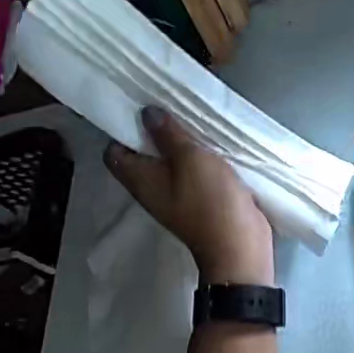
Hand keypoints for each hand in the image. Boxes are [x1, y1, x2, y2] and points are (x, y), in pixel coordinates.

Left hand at [106, 107, 274, 284]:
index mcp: (140, 179)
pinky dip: (199, 160)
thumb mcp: (190, 158)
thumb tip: (146, 113)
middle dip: (155, 132)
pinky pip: (193, 175)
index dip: (122, 129)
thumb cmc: (210, 201)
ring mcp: (176, 197)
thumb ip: (168, 134)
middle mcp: (152, 189)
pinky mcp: (200, 202)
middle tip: (171, 107)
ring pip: (171, 164)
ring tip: (193, 120)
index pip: (114, 151)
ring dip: (180, 145)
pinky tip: (213, 145)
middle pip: (144, 156)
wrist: (239, 245)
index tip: (139, 108)